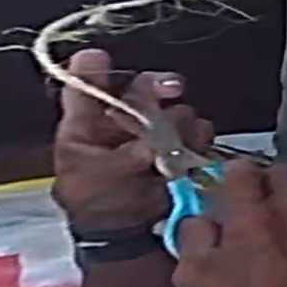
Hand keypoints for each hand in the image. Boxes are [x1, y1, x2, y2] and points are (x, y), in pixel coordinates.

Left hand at [52, 49, 210, 231]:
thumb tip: (161, 140)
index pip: (85, 94)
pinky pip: (200, 127)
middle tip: (174, 88)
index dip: (90, 73)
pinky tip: (189, 155)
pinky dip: (198, 139)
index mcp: (86, 133)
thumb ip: (131, 154)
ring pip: (178, 110)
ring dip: (180, 126)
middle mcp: (123, 127)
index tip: (94, 55)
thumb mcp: (105, 181)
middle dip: (158, 87)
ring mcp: (157, 135)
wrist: (142, 231)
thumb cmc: (107, 206)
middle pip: (142, 92)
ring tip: (174, 153)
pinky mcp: (186, 143)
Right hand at [174, 162, 286, 286]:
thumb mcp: (196, 273)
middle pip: (275, 169)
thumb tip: (194, 214)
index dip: (229, 171)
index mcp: (252, 213)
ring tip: (271, 209)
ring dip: (283, 188)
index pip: (242, 170)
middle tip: (247, 195)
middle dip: (260, 177)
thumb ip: (190, 237)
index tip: (221, 179)